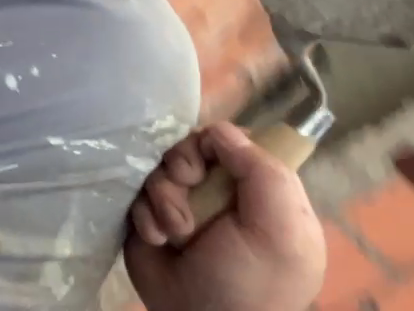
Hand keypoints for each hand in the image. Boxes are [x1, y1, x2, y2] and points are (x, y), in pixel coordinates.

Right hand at [126, 123, 324, 310]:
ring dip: (160, 199)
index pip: (229, 143)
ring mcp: (183, 206)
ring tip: (173, 232)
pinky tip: (156, 238)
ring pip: (154, 171)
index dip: (210, 145)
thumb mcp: (279, 235)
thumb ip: (264, 176)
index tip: (203, 166)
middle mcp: (221, 195)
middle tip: (184, 190)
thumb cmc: (252, 283)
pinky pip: (133, 194)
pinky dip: (143, 215)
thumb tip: (221, 130)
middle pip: (185, 150)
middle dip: (177, 171)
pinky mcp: (150, 217)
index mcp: (261, 196)